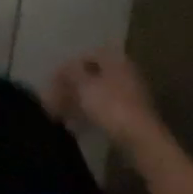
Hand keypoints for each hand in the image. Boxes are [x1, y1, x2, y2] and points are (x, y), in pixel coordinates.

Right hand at [46, 47, 165, 151]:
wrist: (140, 137)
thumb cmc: (110, 105)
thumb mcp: (84, 85)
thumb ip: (71, 72)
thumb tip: (64, 66)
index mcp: (116, 60)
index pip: (87, 56)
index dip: (67, 67)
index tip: (52, 81)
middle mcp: (124, 73)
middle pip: (92, 76)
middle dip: (71, 87)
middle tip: (53, 99)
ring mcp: (129, 94)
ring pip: (96, 93)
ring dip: (77, 101)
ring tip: (59, 114)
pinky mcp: (129, 114)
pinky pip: (103, 108)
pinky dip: (88, 113)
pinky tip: (75, 124)